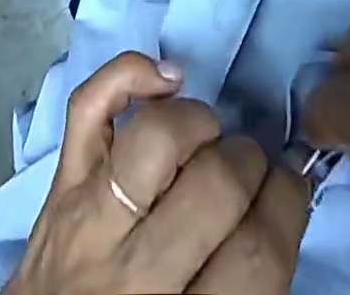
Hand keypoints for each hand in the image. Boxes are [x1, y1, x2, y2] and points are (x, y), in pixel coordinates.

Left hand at [4, 52, 311, 294]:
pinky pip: (88, 106)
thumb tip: (291, 182)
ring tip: (207, 143)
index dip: (287, 202)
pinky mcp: (58, 186)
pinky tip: (167, 80)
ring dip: (203, 125)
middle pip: (219, 184)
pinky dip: (129, 74)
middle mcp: (129, 277)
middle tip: (245, 176)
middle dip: (251, 163)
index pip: (259, 249)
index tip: (286, 190)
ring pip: (159, 135)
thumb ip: (249, 271)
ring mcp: (85, 223)